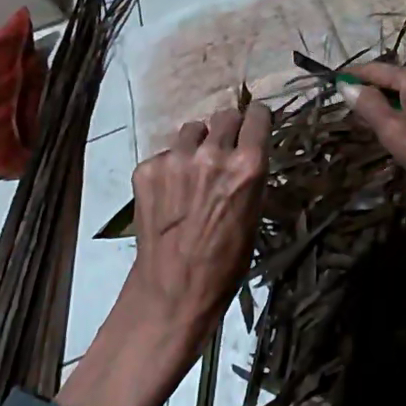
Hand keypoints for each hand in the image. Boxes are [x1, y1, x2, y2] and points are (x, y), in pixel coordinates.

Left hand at [57, 103, 271, 405]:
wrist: (173, 289)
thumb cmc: (226, 260)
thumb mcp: (254, 213)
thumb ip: (250, 174)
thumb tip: (247, 149)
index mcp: (247, 166)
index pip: (257, 115)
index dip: (257, 119)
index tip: (255, 123)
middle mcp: (212, 154)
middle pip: (225, 116)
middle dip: (228, 129)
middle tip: (224, 151)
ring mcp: (175, 159)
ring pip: (192, 129)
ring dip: (197, 143)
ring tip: (194, 171)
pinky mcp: (147, 169)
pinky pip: (165, 153)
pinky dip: (170, 166)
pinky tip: (170, 193)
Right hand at [340, 62, 405, 211]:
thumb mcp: (392, 132)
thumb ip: (369, 106)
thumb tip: (347, 86)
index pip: (377, 70)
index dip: (355, 75)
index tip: (337, 79)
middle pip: (397, 78)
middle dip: (375, 91)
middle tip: (356, 109)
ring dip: (395, 101)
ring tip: (379, 120)